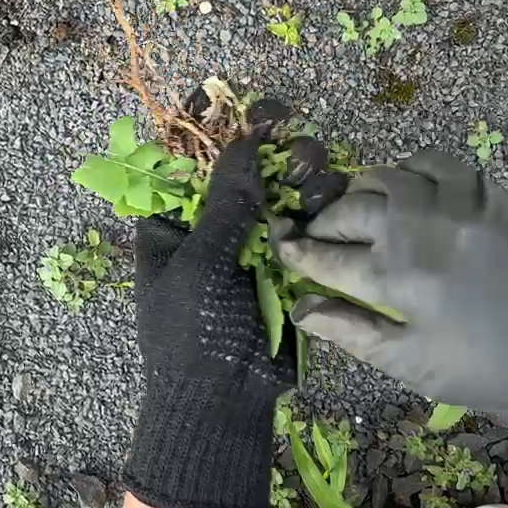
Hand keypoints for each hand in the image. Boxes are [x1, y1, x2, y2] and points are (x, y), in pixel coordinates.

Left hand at [122, 103, 343, 507]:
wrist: (222, 404)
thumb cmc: (192, 334)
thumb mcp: (199, 267)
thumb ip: (225, 206)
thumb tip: (246, 143)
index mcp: (174, 217)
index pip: (191, 152)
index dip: (216, 119)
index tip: (250, 103)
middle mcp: (215, 219)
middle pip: (247, 161)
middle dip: (274, 143)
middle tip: (294, 146)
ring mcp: (255, 237)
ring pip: (284, 183)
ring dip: (303, 169)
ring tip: (316, 178)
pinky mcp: (291, 258)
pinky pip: (310, 218)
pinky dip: (324, 202)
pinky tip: (334, 201)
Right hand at [274, 150, 507, 507]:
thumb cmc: (499, 370)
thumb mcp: (419, 368)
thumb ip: (355, 333)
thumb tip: (302, 310)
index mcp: (394, 280)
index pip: (324, 257)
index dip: (297, 254)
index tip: (284, 249)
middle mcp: (414, 230)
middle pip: (347, 210)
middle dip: (324, 223)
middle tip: (322, 238)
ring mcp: (451, 203)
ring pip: (382, 177)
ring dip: (361, 194)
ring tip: (361, 214)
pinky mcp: (484, 189)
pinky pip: (431, 160)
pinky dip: (409, 169)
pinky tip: (409, 188)